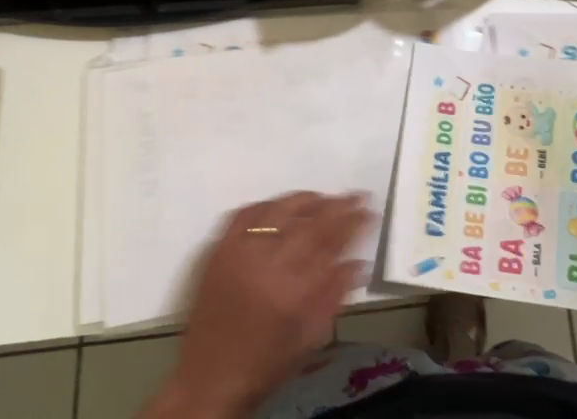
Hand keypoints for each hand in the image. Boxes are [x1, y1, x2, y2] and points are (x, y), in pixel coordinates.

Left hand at [148, 192, 372, 417]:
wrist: (208, 379)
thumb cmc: (265, 365)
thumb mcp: (309, 338)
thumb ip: (335, 295)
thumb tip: (359, 262)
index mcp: (293, 290)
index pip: (330, 241)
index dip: (352, 221)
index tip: (368, 209)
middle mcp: (266, 264)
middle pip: (307, 221)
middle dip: (335, 205)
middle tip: (354, 196)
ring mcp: (239, 253)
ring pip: (277, 210)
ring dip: (303, 200)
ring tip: (321, 198)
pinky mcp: (217, 252)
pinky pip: (244, 214)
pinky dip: (266, 205)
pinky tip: (279, 207)